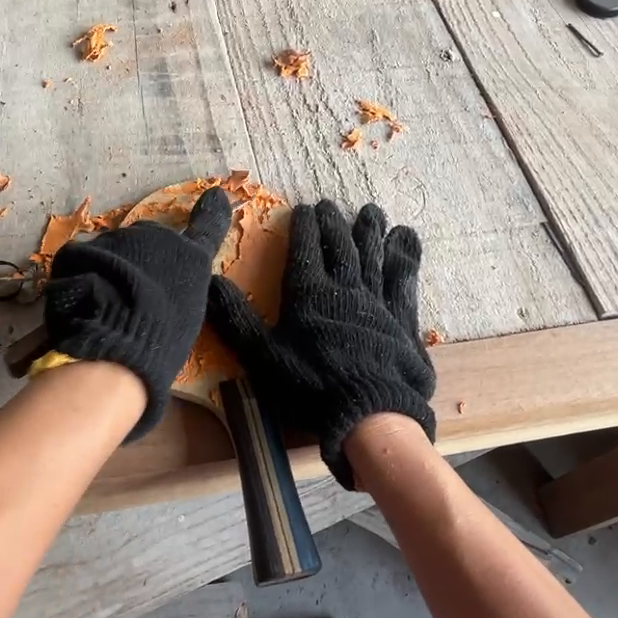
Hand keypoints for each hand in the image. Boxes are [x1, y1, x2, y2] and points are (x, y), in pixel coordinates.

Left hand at [42, 187, 231, 439]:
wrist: (116, 340)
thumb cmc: (160, 340)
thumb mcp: (183, 317)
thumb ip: (177, 290)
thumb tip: (161, 289)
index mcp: (191, 259)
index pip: (206, 230)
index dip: (212, 212)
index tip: (216, 194)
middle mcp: (159, 237)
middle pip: (149, 242)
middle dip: (140, 259)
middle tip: (131, 295)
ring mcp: (121, 238)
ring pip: (114, 250)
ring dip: (110, 269)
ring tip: (103, 304)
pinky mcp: (86, 246)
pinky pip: (85, 258)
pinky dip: (83, 273)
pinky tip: (81, 300)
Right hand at [207, 200, 434, 488]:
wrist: (371, 412)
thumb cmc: (311, 386)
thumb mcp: (263, 356)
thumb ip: (236, 317)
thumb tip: (209, 280)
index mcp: (308, 294)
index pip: (305, 249)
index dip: (304, 226)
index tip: (304, 208)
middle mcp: (343, 289)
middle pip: (339, 246)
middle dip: (334, 222)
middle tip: (331, 205)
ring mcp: (376, 302)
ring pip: (372, 255)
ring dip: (371, 231)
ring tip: (371, 210)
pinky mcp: (402, 319)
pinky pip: (403, 279)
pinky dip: (405, 256)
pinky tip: (408, 238)